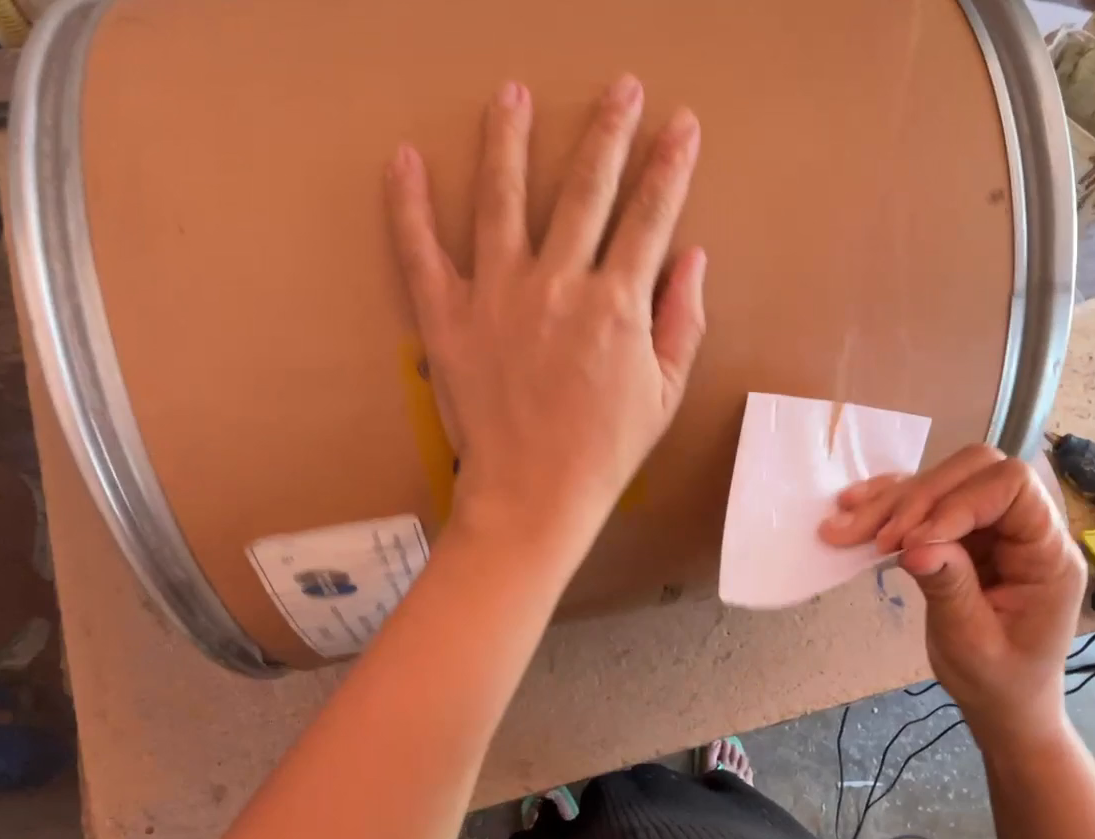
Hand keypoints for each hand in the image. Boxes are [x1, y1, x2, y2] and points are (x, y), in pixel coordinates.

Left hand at [384, 76, 707, 544]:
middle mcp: (559, 285)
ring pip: (501, 200)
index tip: (680, 125)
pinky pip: (421, 252)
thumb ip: (682, 321)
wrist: (534, 493)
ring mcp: (498, 296)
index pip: (650, 216)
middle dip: (608, 132)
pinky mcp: (448, 319)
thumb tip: (692, 257)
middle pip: (585, 189)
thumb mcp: (664, 392)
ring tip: (511, 94)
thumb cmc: (605, 451)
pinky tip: (403, 161)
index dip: (670, 166)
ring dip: (509, 141)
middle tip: (620, 89)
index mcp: (616, 305)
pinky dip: (408, 205)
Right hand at [819, 447, 1086, 728]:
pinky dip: (886, 506)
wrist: (1002, 702)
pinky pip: (923, 503)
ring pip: (940, 483)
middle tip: (878, 538)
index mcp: (1047, 553)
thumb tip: (916, 546)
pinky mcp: (961, 534)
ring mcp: (991, 527)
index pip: (1011, 488)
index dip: (958, 503)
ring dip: (890, 503)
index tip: (912, 542)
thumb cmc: (998, 681)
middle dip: (918, 498)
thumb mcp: (972, 645)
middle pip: (974, 471)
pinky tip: (853, 512)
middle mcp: (1023, 528)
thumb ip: (950, 589)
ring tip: (844, 529)